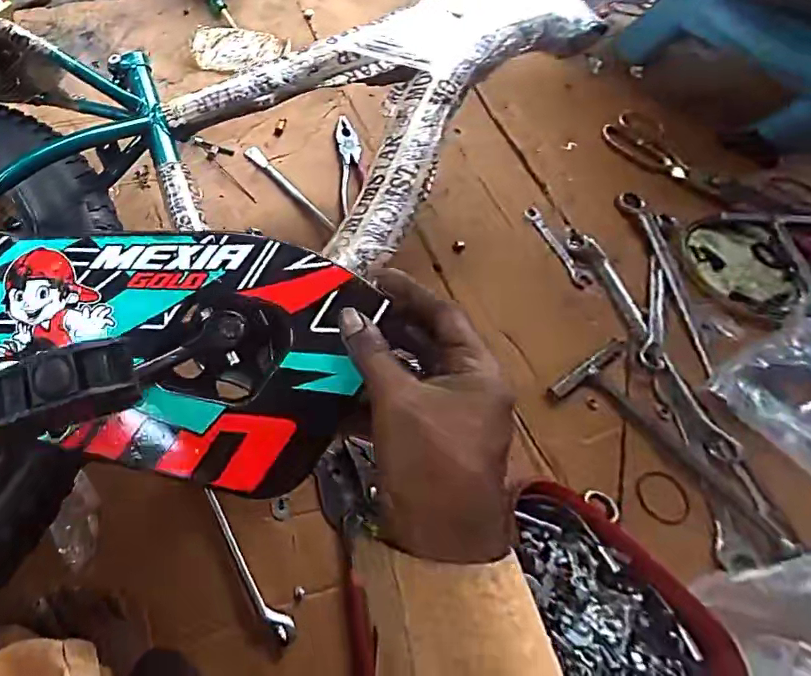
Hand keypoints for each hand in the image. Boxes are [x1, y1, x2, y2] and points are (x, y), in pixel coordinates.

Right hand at [341, 269, 516, 563]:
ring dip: (370, 354)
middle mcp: (465, 386)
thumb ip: (371, 352)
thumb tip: (349, 315)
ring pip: (404, 367)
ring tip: (334, 335)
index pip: (444, 316)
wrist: (438, 534)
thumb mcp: (398, 398)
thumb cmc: (432, 458)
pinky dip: (366, 387)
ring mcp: (443, 409)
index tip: (374, 276)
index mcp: (477, 373)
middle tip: (347, 303)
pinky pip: (392, 395)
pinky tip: (335, 381)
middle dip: (383, 323)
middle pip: (422, 340)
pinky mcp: (420, 429)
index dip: (409, 292)